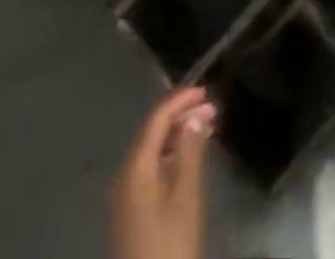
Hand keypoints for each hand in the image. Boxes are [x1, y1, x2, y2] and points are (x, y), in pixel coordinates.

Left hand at [111, 86, 216, 258]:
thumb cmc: (171, 248)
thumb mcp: (186, 201)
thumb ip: (190, 155)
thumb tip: (196, 116)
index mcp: (135, 166)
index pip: (156, 120)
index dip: (179, 101)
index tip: (205, 91)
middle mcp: (124, 173)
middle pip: (151, 133)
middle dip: (179, 116)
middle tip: (210, 108)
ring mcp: (124, 194)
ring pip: (149, 151)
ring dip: (175, 136)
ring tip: (203, 127)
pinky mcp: (129, 211)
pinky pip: (148, 169)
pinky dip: (168, 156)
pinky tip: (185, 160)